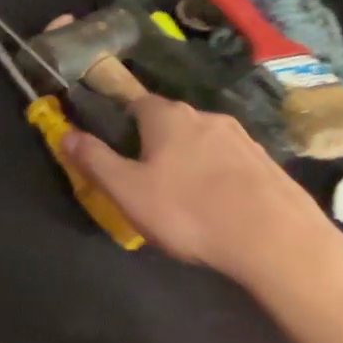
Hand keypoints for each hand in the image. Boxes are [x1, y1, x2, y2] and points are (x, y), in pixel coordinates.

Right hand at [62, 95, 342, 293]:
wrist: (276, 240)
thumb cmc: (189, 211)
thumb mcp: (127, 190)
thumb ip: (94, 160)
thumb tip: (66, 133)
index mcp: (167, 117)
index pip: (134, 102)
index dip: (118, 120)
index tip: (111, 145)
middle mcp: (206, 117)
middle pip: (169, 122)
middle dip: (153, 143)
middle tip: (141, 178)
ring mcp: (242, 139)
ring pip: (201, 142)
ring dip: (186, 160)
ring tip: (179, 196)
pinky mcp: (267, 164)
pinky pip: (228, 162)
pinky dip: (215, 176)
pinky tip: (214, 205)